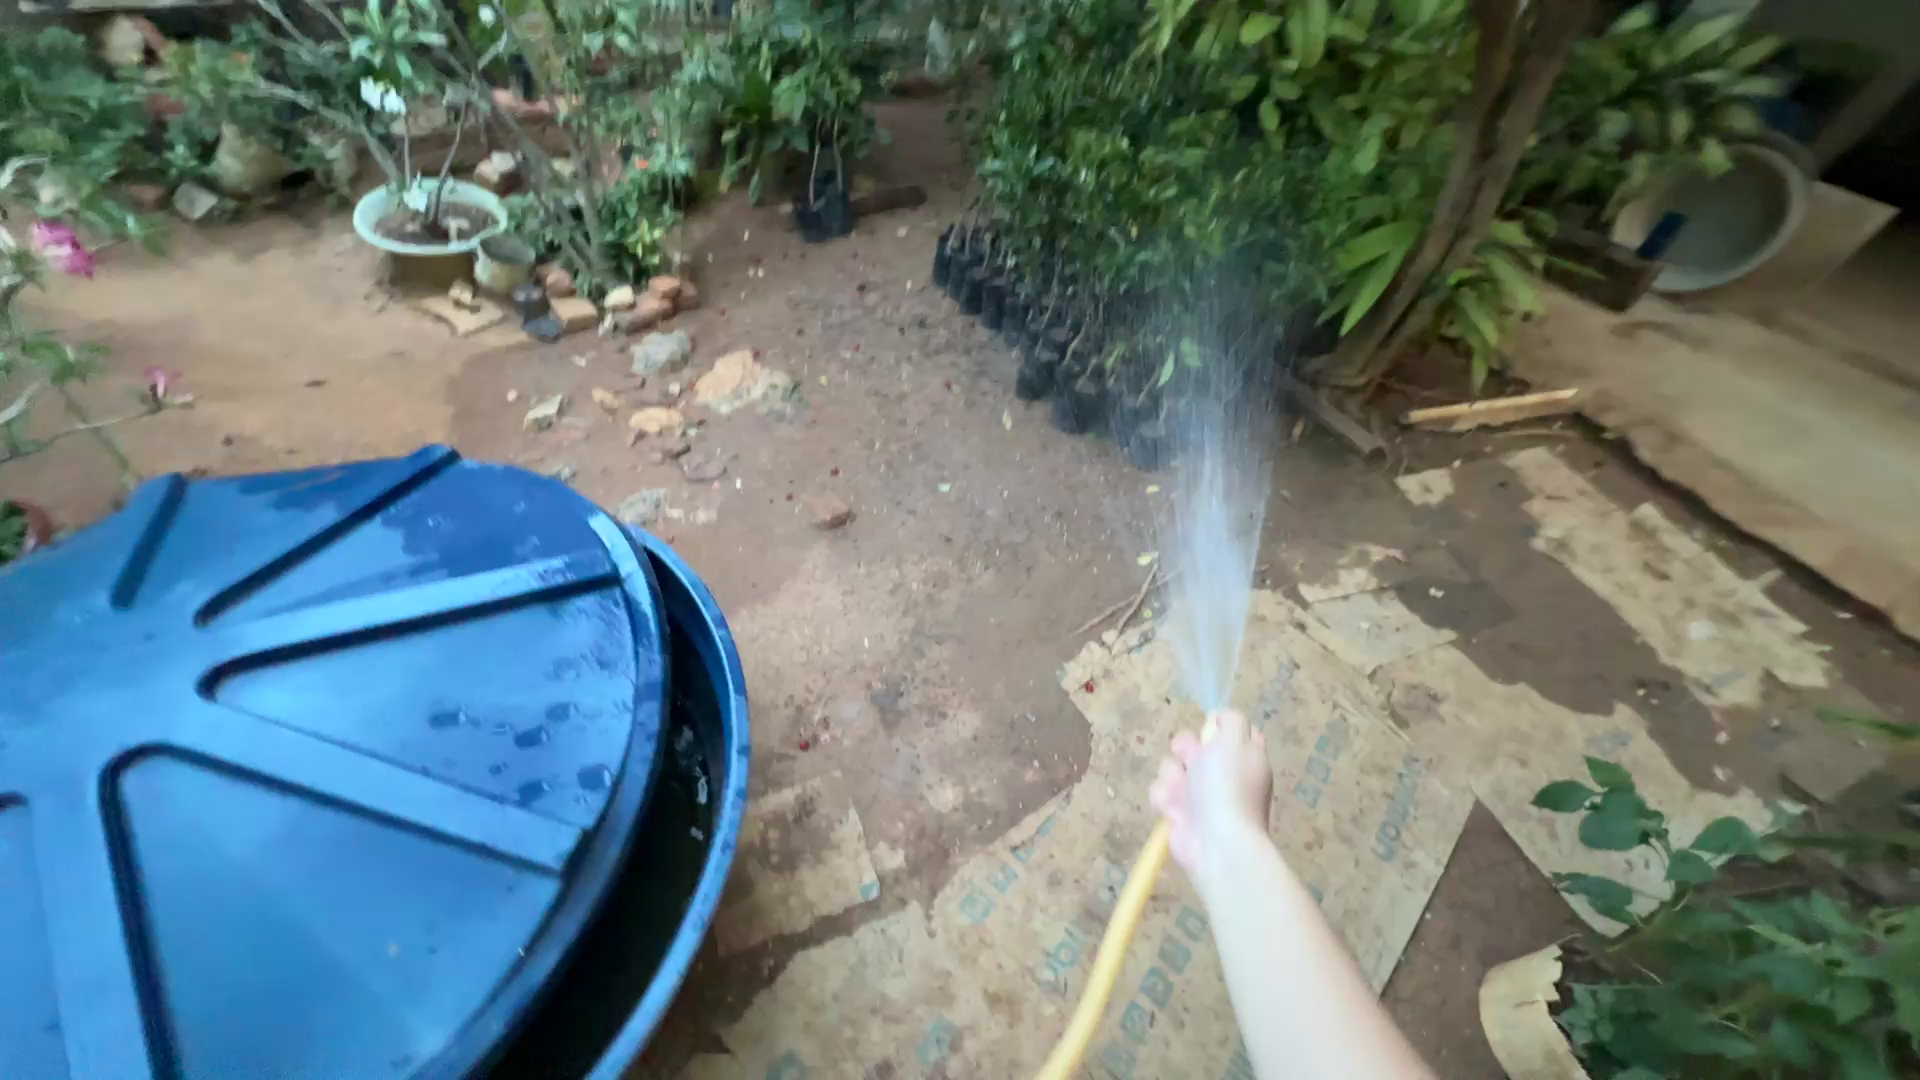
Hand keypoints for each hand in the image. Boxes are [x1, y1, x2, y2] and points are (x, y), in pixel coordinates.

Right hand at [1148, 709, 1272, 881]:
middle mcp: (1222, 775)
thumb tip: (1219, 717)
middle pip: (1193, 746)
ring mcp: (1199, 795)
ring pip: (1171, 767)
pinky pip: (1161, 792)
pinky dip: (1164, 798)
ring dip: (1171, 776)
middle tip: (1190, 758)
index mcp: (1243, 758)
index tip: (1210, 731)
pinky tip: (1173, 810)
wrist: (1216, 840)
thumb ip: (1231, 720)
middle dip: (1185, 749)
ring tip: (1181, 791)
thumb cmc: (1227, 786)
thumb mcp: (1236, 741)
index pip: (1230, 733)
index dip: (1216, 729)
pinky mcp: (1178, 812)